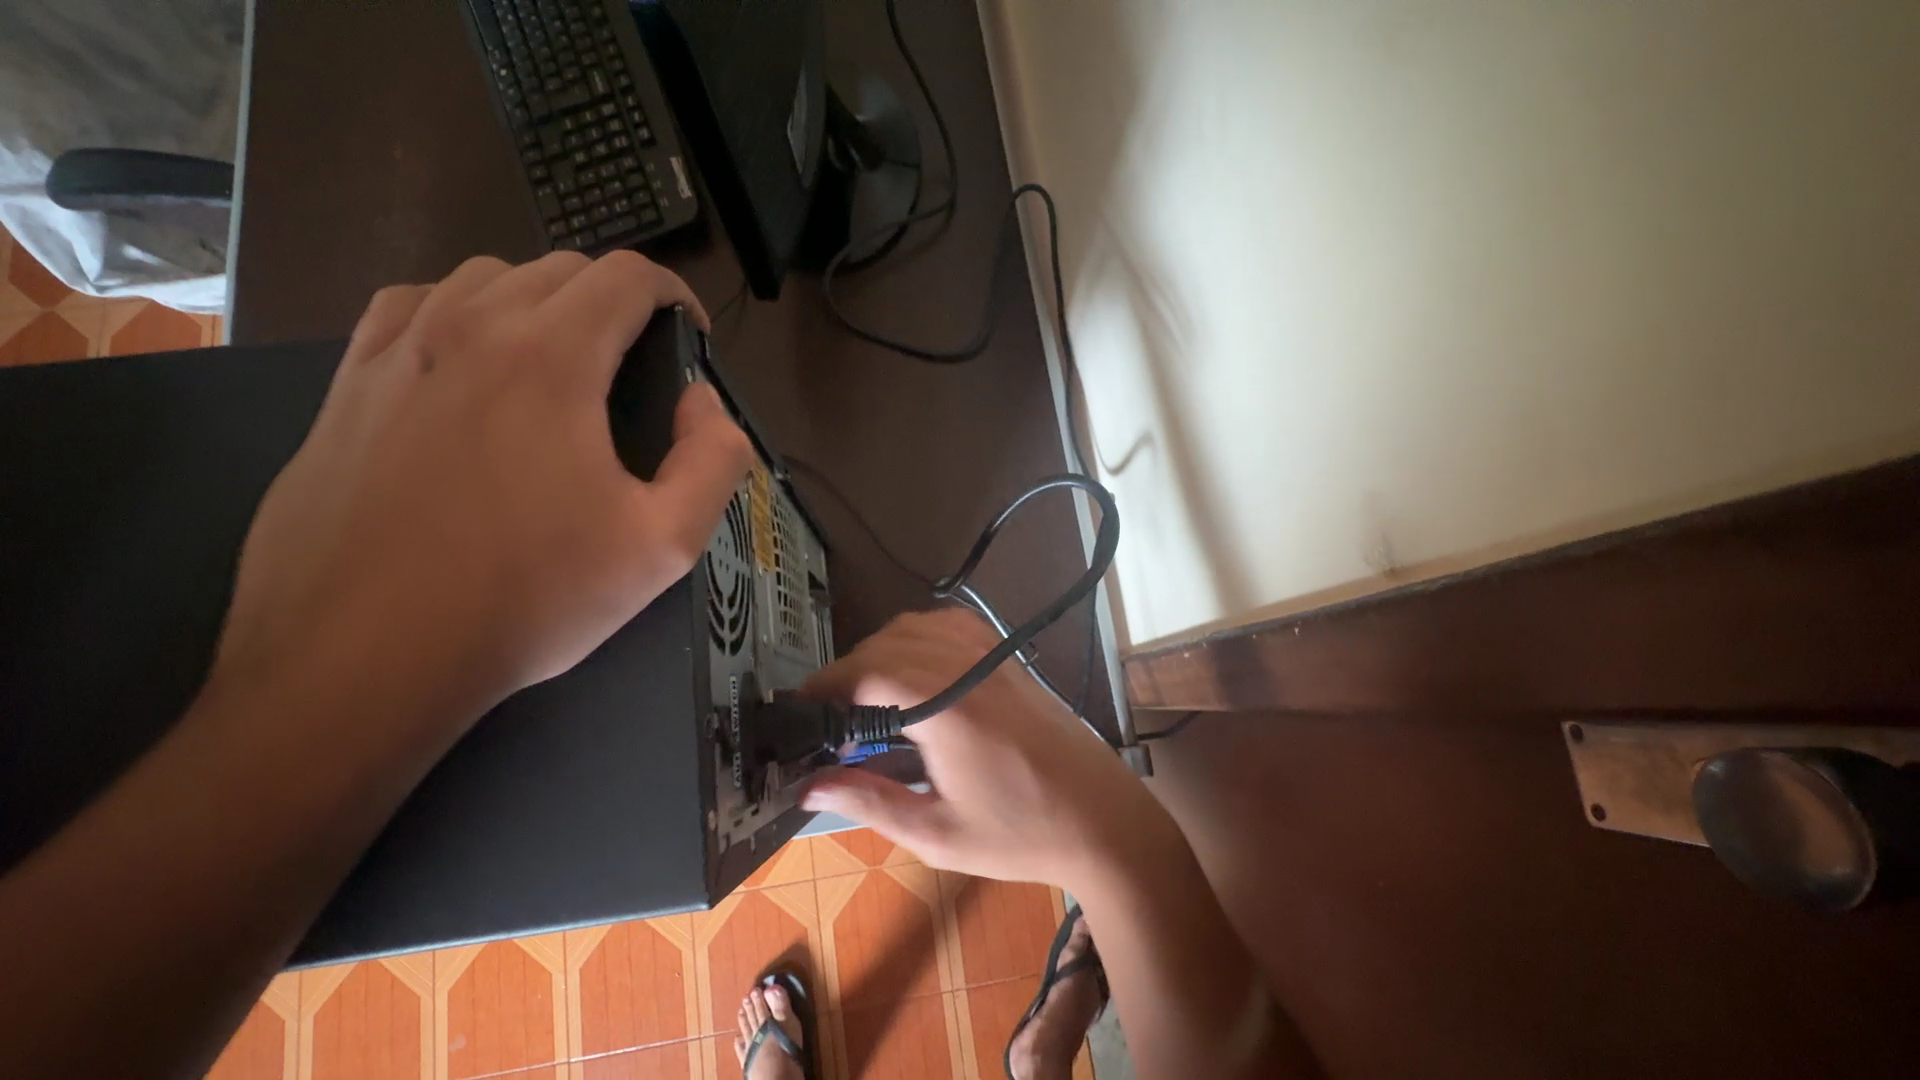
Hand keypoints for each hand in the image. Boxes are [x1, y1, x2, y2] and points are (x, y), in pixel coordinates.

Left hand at [213, 251, 753, 729]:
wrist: (363, 659)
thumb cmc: (526, 599)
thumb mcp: (662, 546)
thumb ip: (713, 461)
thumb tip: (705, 405)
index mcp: (550, 358)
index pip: (627, 276)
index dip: (676, 295)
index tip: (690, 338)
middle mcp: (467, 329)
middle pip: (558, 268)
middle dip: (613, 299)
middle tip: (636, 363)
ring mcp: (394, 352)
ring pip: (481, 278)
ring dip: (538, 301)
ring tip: (559, 363)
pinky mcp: (343, 386)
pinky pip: (408, 309)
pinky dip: (456, 314)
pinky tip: (466, 365)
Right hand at [800, 610, 1168, 892]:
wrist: (1103, 820)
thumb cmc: (1020, 835)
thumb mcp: (936, 833)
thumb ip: (869, 801)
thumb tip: (808, 785)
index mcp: (947, 709)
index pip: (868, 672)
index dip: (826, 685)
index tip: (800, 709)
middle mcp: (968, 668)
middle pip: (887, 644)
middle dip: (848, 672)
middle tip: (830, 716)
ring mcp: (993, 657)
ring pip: (917, 625)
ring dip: (881, 650)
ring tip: (867, 695)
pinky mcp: (1009, 658)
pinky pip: (953, 624)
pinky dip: (919, 634)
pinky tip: (914, 669)